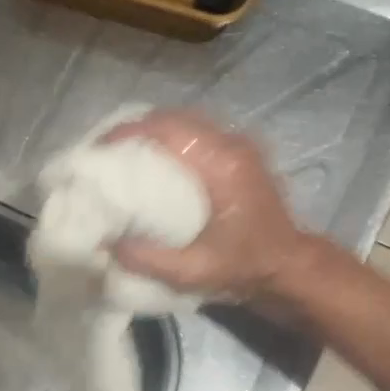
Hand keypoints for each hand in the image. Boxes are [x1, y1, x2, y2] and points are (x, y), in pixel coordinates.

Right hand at [103, 110, 314, 299]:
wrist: (290, 266)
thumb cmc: (246, 267)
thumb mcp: (194, 271)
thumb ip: (149, 259)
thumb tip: (106, 244)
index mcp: (221, 165)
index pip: (168, 129)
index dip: (129, 132)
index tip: (99, 148)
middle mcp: (232, 145)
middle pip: (174, 118)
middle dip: (136, 129)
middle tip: (105, 151)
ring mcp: (239, 147)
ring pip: (186, 122)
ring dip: (153, 132)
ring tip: (123, 154)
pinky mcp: (240, 155)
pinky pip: (198, 134)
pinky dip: (171, 140)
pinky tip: (153, 161)